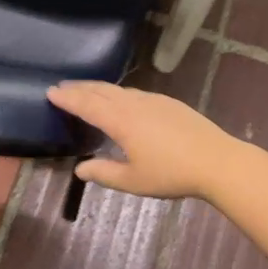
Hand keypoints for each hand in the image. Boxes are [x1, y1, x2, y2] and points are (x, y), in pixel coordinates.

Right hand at [46, 81, 247, 200]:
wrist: (216, 161)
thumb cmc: (172, 174)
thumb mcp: (134, 181)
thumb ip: (104, 173)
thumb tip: (80, 168)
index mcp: (122, 121)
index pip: (88, 105)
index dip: (68, 98)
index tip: (51, 91)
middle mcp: (134, 104)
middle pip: (102, 91)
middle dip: (80, 88)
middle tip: (62, 87)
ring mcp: (154, 100)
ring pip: (120, 90)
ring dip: (99, 89)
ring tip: (87, 92)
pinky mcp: (169, 103)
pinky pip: (136, 93)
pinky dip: (119, 93)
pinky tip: (122, 101)